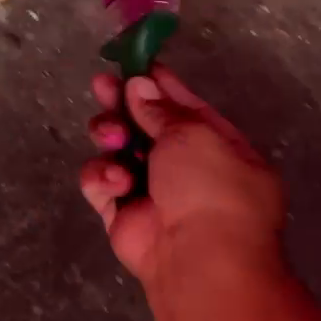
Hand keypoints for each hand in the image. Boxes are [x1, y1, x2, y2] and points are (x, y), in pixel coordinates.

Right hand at [78, 65, 283, 287]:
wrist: (197, 259)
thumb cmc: (209, 190)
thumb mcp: (194, 135)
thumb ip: (161, 108)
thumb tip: (140, 86)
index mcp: (220, 152)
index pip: (185, 107)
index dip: (158, 84)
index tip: (133, 61)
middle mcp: (187, 169)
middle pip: (142, 123)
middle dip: (120, 104)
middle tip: (102, 85)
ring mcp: (151, 190)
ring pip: (114, 146)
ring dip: (109, 137)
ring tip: (113, 141)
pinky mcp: (120, 209)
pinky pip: (99, 180)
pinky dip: (103, 177)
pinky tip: (117, 183)